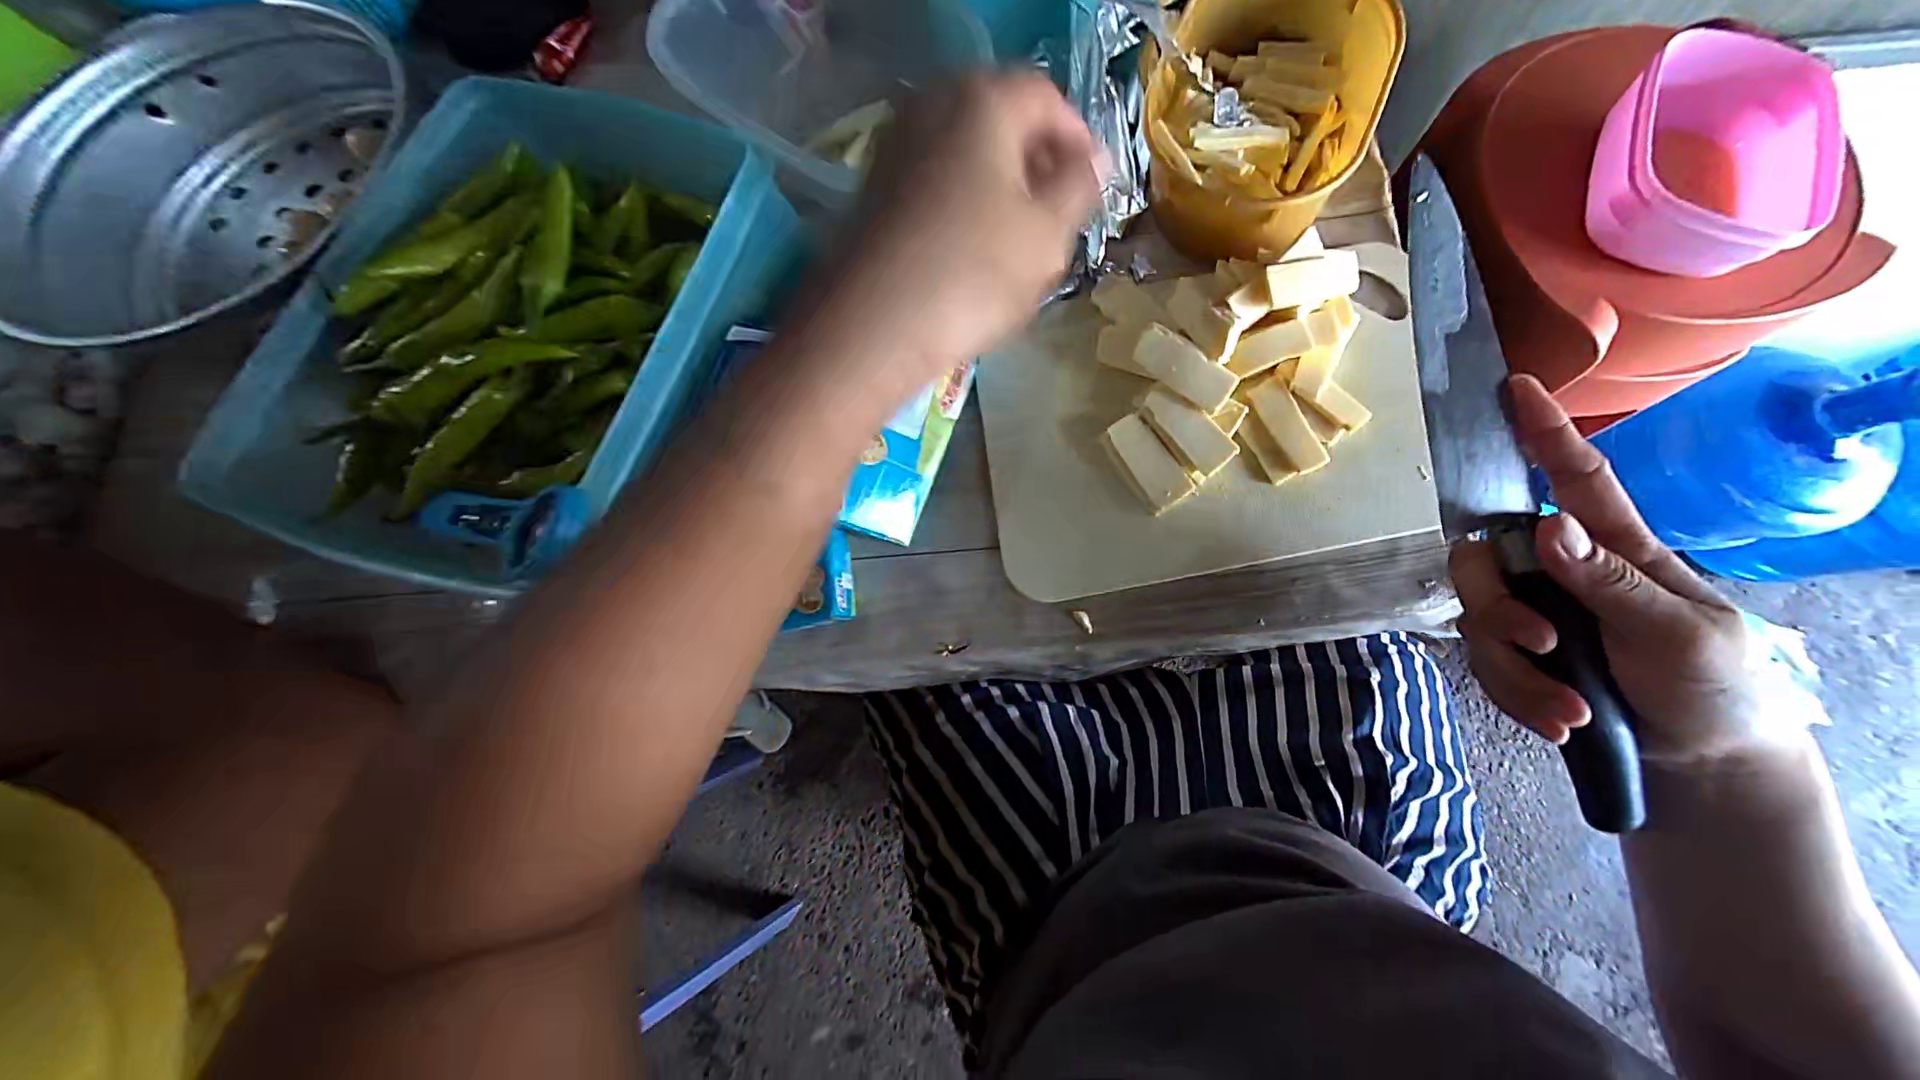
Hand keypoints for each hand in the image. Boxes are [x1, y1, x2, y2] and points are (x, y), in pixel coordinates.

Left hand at [812, 73, 1101, 386]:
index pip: (1048, 100)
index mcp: (982, 101)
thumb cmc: (972, 275)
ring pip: (968, 159)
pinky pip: (936, 187)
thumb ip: (1079, 187)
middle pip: (1003, 125)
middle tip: (1058, 218)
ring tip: (1018, 247)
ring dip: (1001, 192)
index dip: (1078, 141)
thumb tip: (1092, 160)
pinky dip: (964, 209)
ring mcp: (895, 150)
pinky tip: (971, 258)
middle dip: (1038, 167)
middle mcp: (931, 108)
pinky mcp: (874, 195)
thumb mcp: (1047, 234)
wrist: (874, 328)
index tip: (1093, 187)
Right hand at [1452, 376, 1763, 767]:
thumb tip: (1547, 526)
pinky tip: (1556, 721)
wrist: (1698, 761)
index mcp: (1610, 550)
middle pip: (1483, 559)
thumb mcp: (1678, 634)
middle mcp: (1554, 573)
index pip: (1574, 480)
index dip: (1545, 433)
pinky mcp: (1511, 655)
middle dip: (1497, 606)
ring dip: (1514, 672)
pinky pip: (1480, 664)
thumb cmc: (1714, 685)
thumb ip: (1609, 583)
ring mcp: (1529, 613)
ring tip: (1569, 711)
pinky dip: (1514, 697)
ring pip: (1475, 620)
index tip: (1518, 388)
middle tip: (1537, 643)